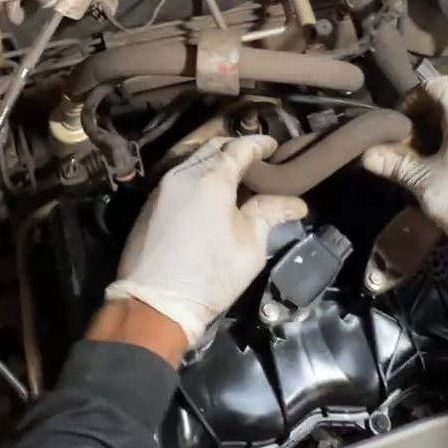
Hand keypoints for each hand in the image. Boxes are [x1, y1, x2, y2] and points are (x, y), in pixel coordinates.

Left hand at [103, 135, 307, 344]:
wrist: (154, 303)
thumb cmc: (210, 274)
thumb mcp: (250, 245)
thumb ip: (270, 213)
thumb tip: (296, 203)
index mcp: (212, 178)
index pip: (240, 147)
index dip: (259, 144)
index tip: (274, 147)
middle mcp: (184, 173)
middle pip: (214, 147)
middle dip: (236, 148)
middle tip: (257, 161)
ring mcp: (163, 187)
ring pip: (193, 160)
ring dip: (215, 162)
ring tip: (235, 176)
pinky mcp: (150, 203)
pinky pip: (179, 176)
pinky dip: (198, 176)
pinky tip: (209, 193)